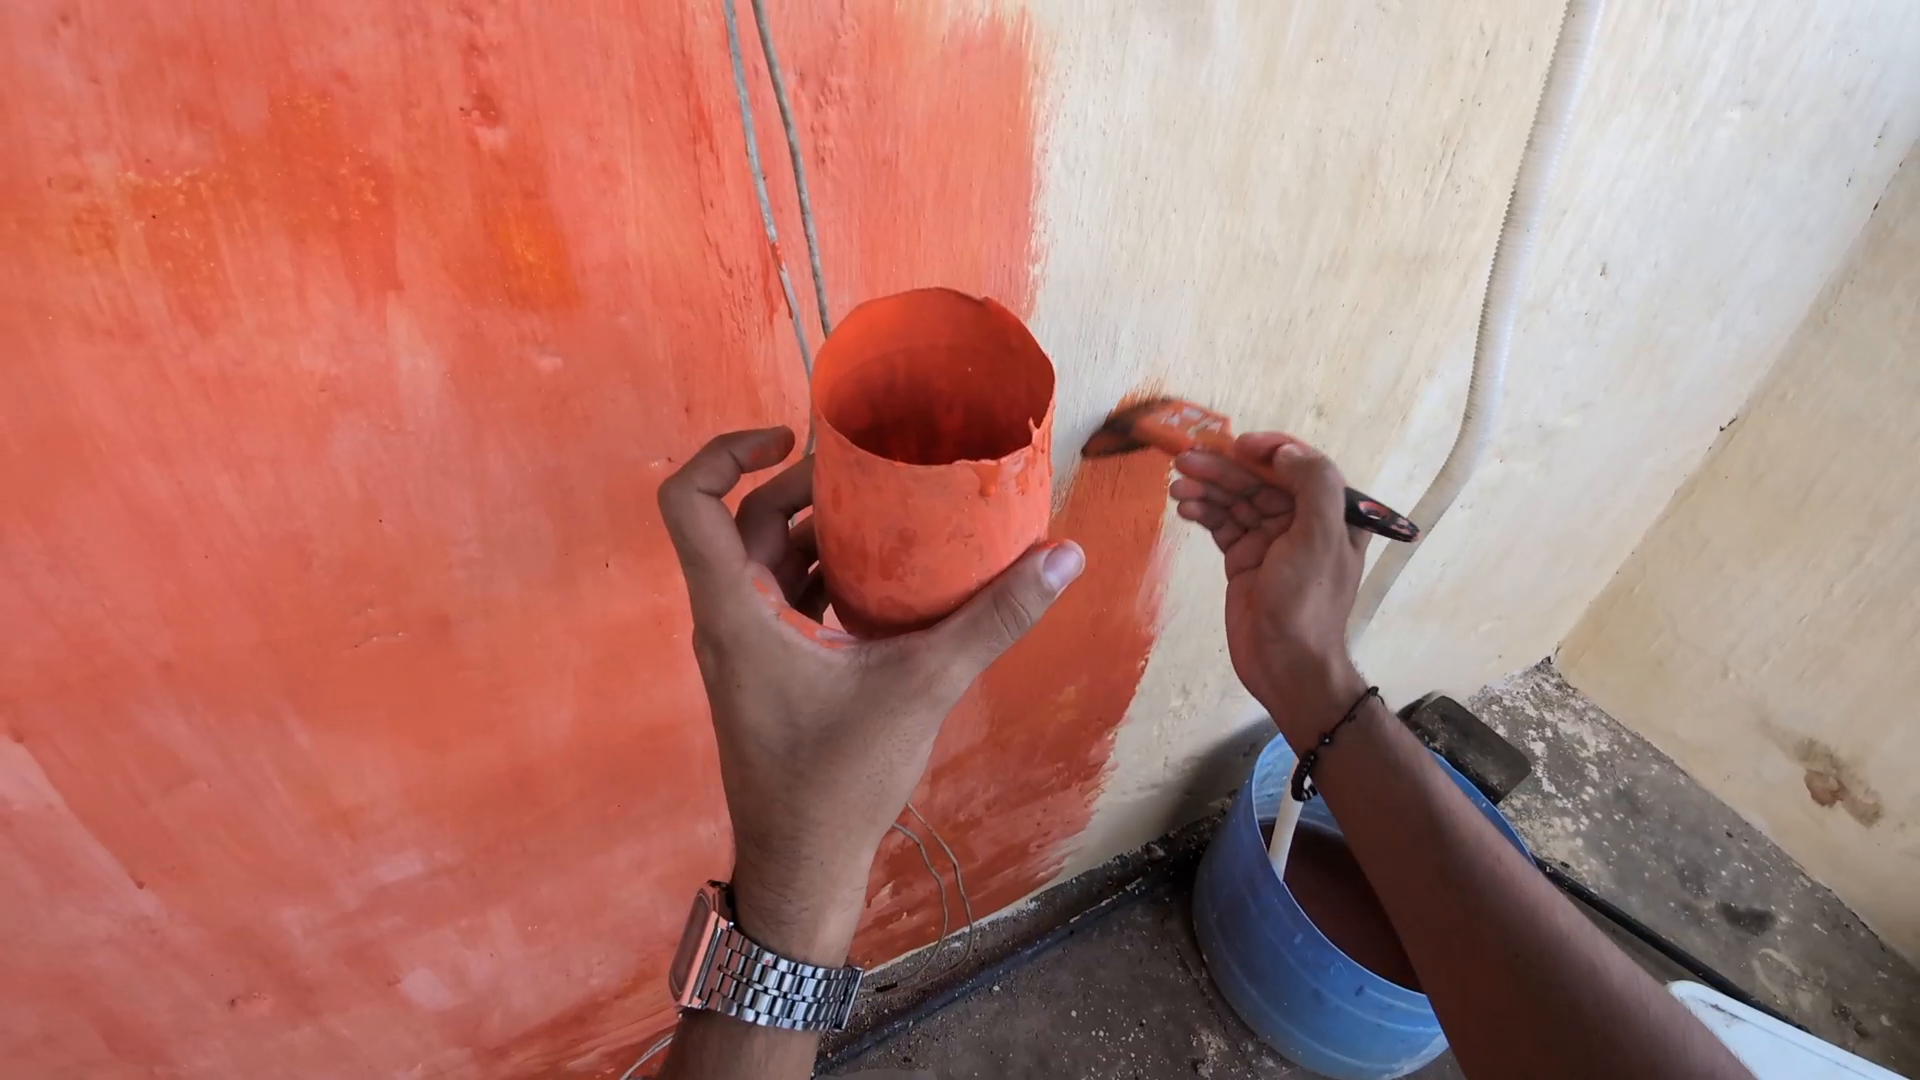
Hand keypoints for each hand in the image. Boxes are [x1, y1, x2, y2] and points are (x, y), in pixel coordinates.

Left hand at [657, 427, 1085, 962]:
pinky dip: (824, 573)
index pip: (688, 503)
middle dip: (801, 487)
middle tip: (870, 472)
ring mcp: (745, 648)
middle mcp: (729, 619)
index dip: (724, 451)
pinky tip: (881, 579)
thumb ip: (994, 621)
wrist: (802, 868)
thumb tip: (1064, 556)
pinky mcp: (768, 671)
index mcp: (737, 610)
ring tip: (885, 513)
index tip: (789, 438)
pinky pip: (785, 598)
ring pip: (766, 561)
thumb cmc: (841, 780)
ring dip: (817, 530)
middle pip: (744, 522)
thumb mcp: (924, 687)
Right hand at [1168, 433, 1370, 746]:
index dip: (1267, 450)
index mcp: (1331, 513)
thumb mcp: (1319, 539)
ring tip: (1177, 488)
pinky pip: (1221, 525)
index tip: (1235, 446)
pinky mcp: (1243, 559)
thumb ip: (1312, 486)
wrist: (1284, 664)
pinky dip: (1203, 513)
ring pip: (1235, 501)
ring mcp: (1269, 541)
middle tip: (1184, 461)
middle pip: (1258, 482)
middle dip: (1223, 469)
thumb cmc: (1306, 601)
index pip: (1298, 466)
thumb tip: (1286, 452)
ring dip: (1206, 490)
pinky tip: (1184, 508)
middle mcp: (1301, 522)